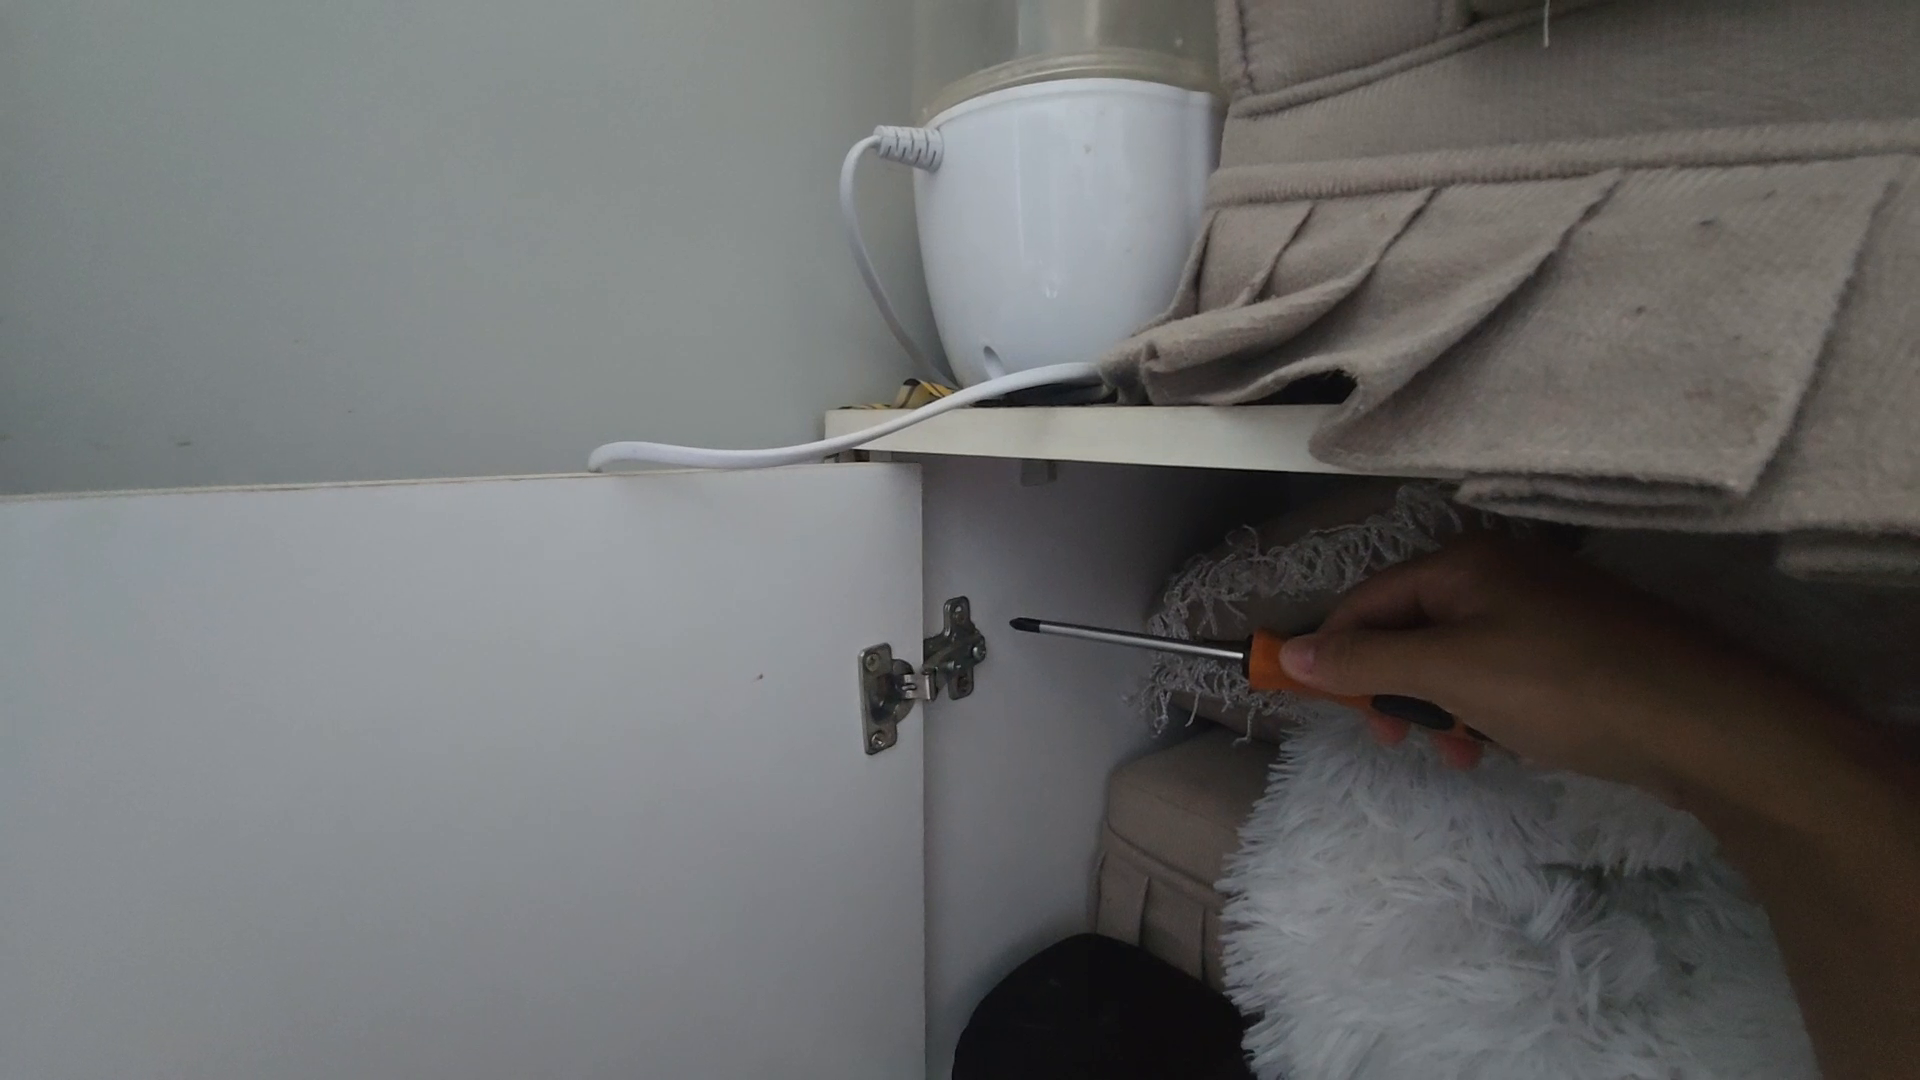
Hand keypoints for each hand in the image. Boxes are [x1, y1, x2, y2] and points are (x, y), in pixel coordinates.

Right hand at [1277, 534, 1841, 804]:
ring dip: (1436, 705)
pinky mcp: (1578, 645)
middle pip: (1408, 628)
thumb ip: (1361, 663)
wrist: (1726, 732)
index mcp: (1463, 564)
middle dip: (1390, 686)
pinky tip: (1494, 745)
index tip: (1322, 701)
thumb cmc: (1564, 687)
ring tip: (1451, 752)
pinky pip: (1499, 670)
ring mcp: (1544, 608)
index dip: (1334, 650)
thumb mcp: (1446, 675)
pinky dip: (1481, 707)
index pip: (1366, 602)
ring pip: (1453, 656)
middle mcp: (1500, 573)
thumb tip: (1288, 653)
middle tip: (1390, 736)